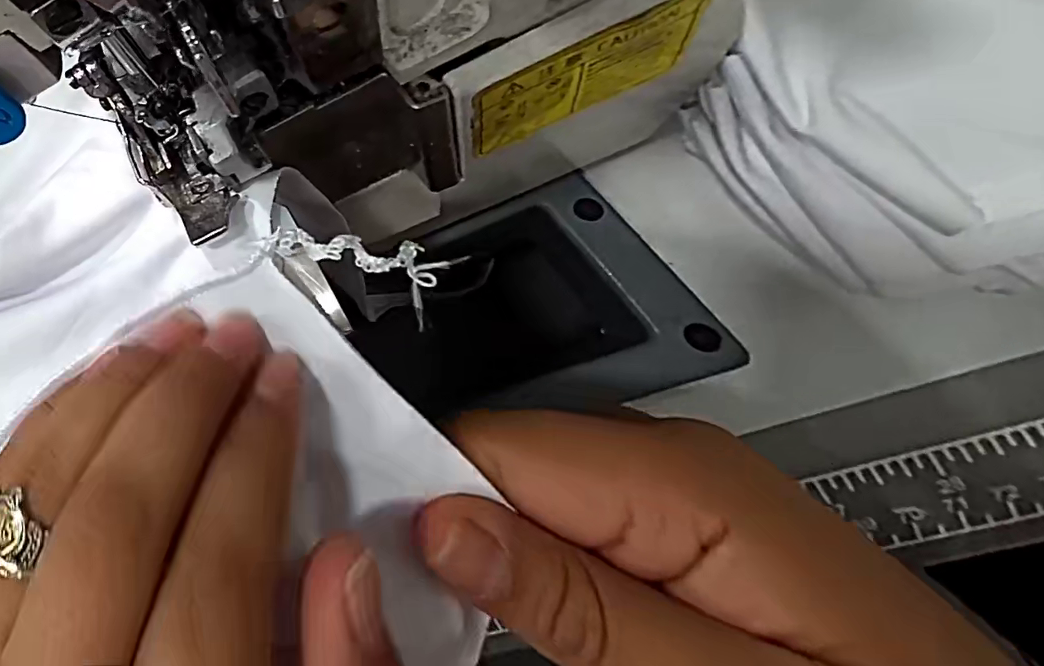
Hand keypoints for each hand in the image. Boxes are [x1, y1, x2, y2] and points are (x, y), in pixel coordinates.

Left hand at [0, 310, 302, 665]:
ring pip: (48, 486)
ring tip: (173, 333)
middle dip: (189, 400)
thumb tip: (347, 562)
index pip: (211, 567)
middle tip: (235, 338)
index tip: (284, 381)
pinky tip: (99, 374)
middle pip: (122, 510)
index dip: (256, 455)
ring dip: (118, 389)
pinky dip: (52, 420)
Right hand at [308, 410, 1014, 665]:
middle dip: (442, 516)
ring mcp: (656, 485)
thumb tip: (440, 525)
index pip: (484, 440)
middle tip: (401, 589)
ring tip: (444, 596)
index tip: (373, 547)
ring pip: (512, 483)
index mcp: (670, 471)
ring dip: (472, 538)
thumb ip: (580, 602)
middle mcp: (654, 454)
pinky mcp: (656, 520)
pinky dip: (509, 549)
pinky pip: (548, 510)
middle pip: (493, 454)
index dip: (420, 490)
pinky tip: (499, 589)